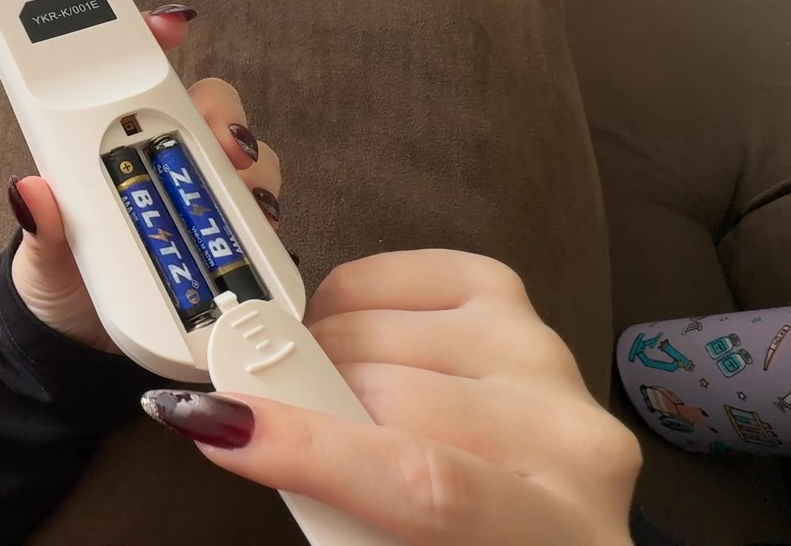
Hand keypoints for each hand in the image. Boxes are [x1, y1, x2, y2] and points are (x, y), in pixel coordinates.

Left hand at [8, 4, 282, 351]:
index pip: (128, 76)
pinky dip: (265, 207)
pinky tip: (262, 224)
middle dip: (219, 109)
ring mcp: (191, 194)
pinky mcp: (221, 235)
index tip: (171, 26)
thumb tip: (29, 193)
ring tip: (246, 181)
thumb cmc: (56, 284)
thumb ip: (41, 228)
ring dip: (250, 156)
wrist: (82, 350)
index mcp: (100, 146)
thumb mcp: (40, 257)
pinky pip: (257, 206)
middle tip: (223, 135)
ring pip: (239, 150)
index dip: (152, 40)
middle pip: (200, 105)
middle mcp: (153, 159)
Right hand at [143, 251, 639, 545]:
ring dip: (322, 350)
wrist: (534, 517)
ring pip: (379, 330)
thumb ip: (331, 496)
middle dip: (300, 390)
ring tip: (317, 382)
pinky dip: (345, 294)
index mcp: (557, 536)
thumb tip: (226, 422)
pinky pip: (392, 273)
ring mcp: (542, 358)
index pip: (426, 482)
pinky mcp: (510, 301)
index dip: (312, 447)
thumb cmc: (452, 536)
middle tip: (258, 402)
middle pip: (390, 391)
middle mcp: (570, 441)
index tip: (220, 426)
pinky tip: (347, 329)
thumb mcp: (388, 541)